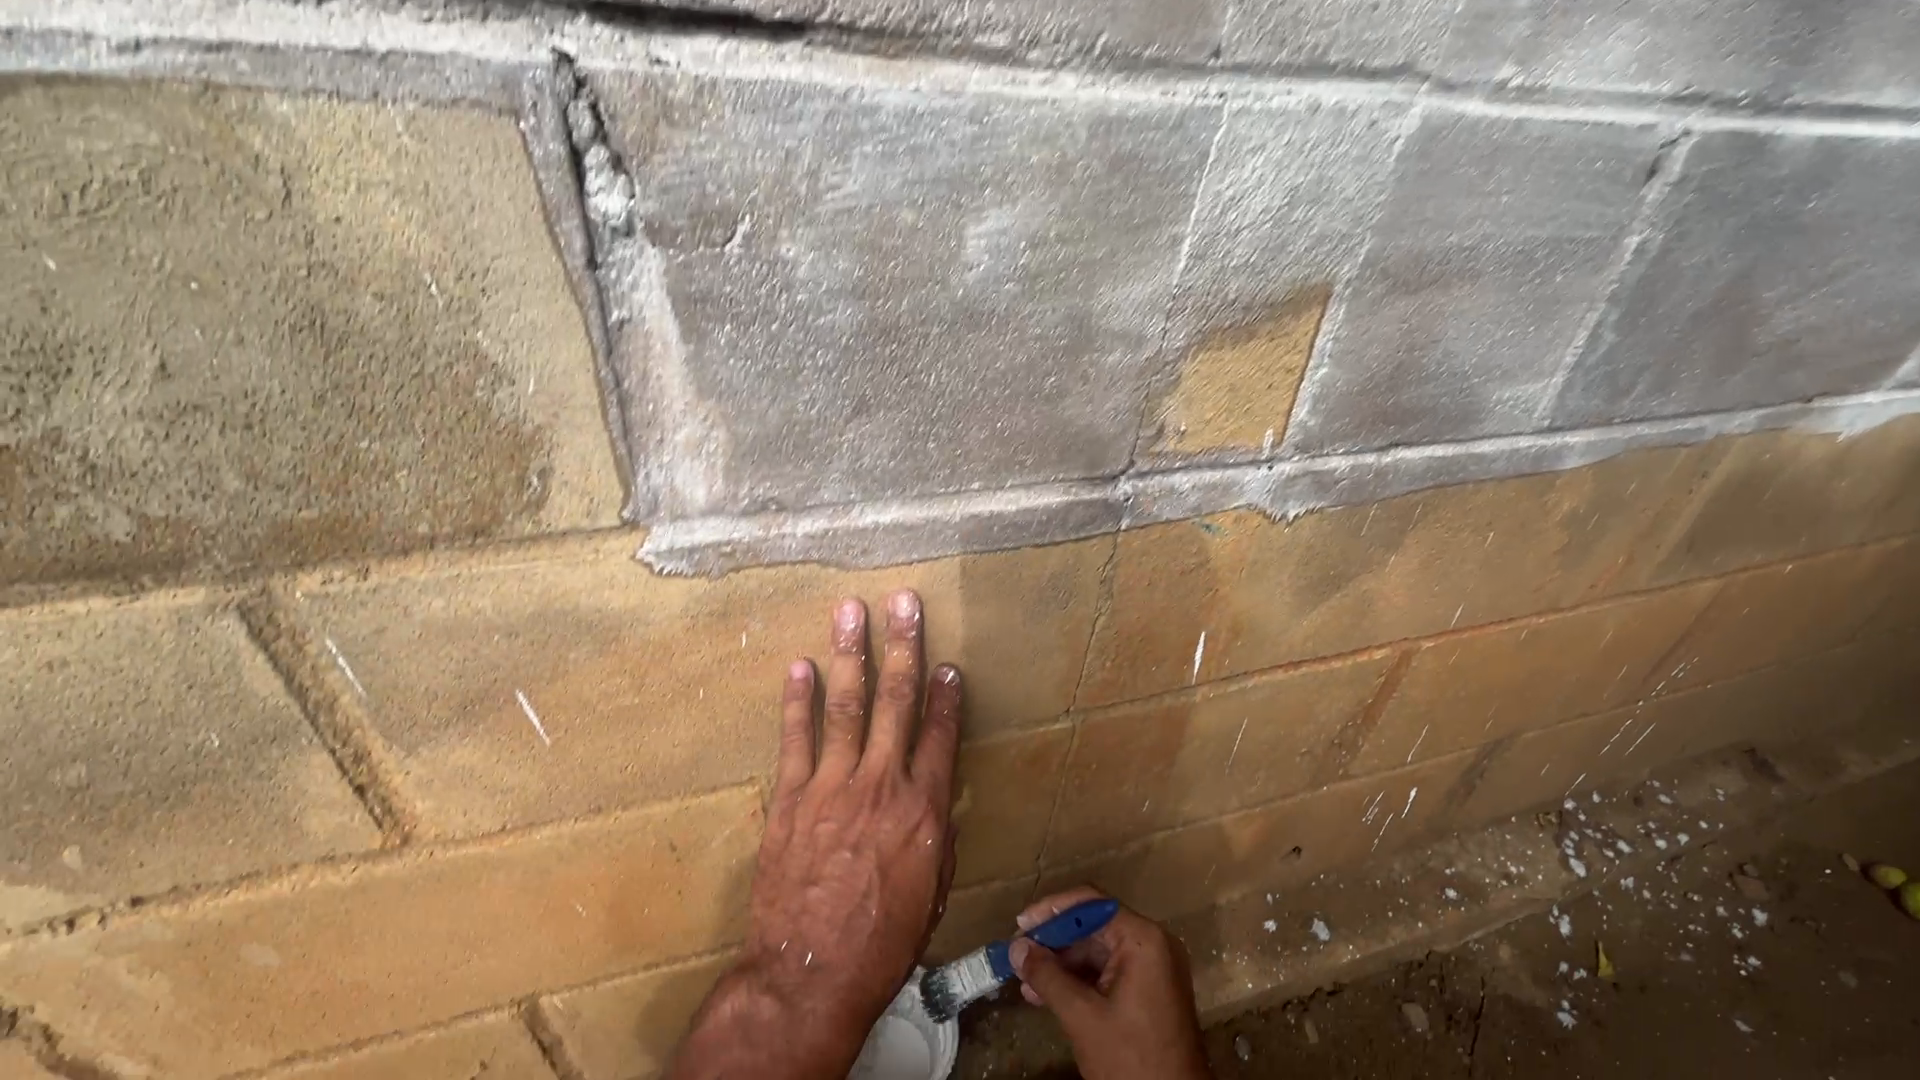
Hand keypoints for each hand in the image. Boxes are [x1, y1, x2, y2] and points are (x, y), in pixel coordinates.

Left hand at [668, 591, 962, 1079]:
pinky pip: (796, 738)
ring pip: (847, 705)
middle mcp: (882, 785)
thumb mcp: (931, 890)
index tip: (948, 664)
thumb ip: (935, 833)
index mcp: (924, 809)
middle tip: (904, 602)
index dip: (946, 696)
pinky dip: (798, 700)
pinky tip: (800, 666)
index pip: (940, 735)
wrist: (811, 974)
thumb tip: (934, 799)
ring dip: (850, 653)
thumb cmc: (883, 941)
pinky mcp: (792, 797)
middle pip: (896, 701)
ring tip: (851, 611)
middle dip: (903, 646)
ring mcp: (833, 786)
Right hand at [1010, 887, 1211, 1079]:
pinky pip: (1108, 971)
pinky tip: (1047, 995)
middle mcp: (1153, 944)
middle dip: (1054, 941)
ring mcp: (1154, 968)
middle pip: (1094, 926)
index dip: (1052, 911)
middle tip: (1019, 954)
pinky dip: (1079, 980)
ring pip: (1098, 951)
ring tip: (1026, 980)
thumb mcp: (1081, 1016)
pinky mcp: (1150, 990)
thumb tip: (1016, 948)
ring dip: (1061, 964)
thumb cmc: (1130, 1059)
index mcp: (1143, 939)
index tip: (1021, 925)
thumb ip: (1047, 976)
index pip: (1091, 904)